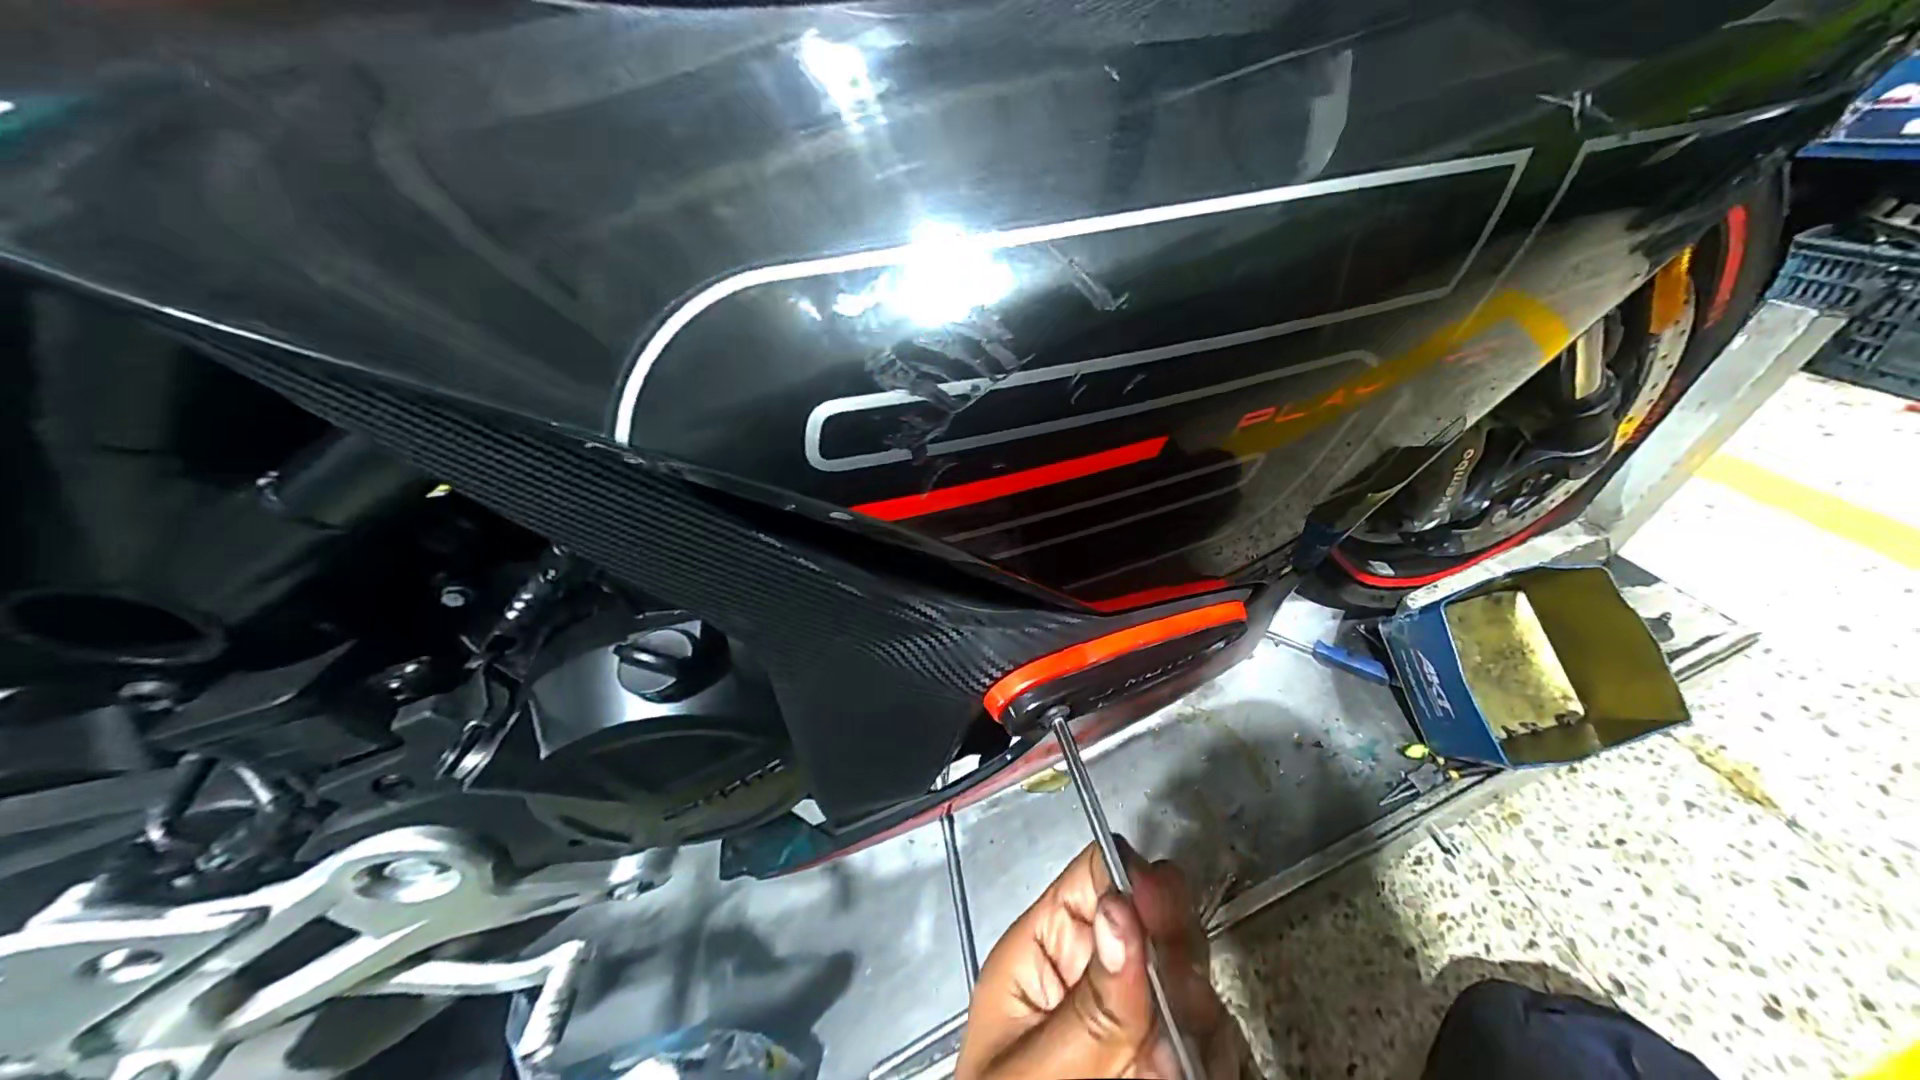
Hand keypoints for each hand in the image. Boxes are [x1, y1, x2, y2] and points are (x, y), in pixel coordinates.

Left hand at [956, 840, 1242, 1079]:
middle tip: (1170, 1012)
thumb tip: (1123, 907)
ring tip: (1161, 1069)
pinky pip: (1212, 1036)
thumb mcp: (1036, 1069)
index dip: (1134, 881)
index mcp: (1046, 950)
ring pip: (1194, 979)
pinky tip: (1179, 1074)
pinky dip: (1209, 1056)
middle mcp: (1095, 970)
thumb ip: (1088, 999)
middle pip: (1158, 918)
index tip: (1164, 913)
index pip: (1095, 877)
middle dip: (1175, 959)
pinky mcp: (1169, 1056)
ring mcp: (1136, 1014)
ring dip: (1194, 1021)